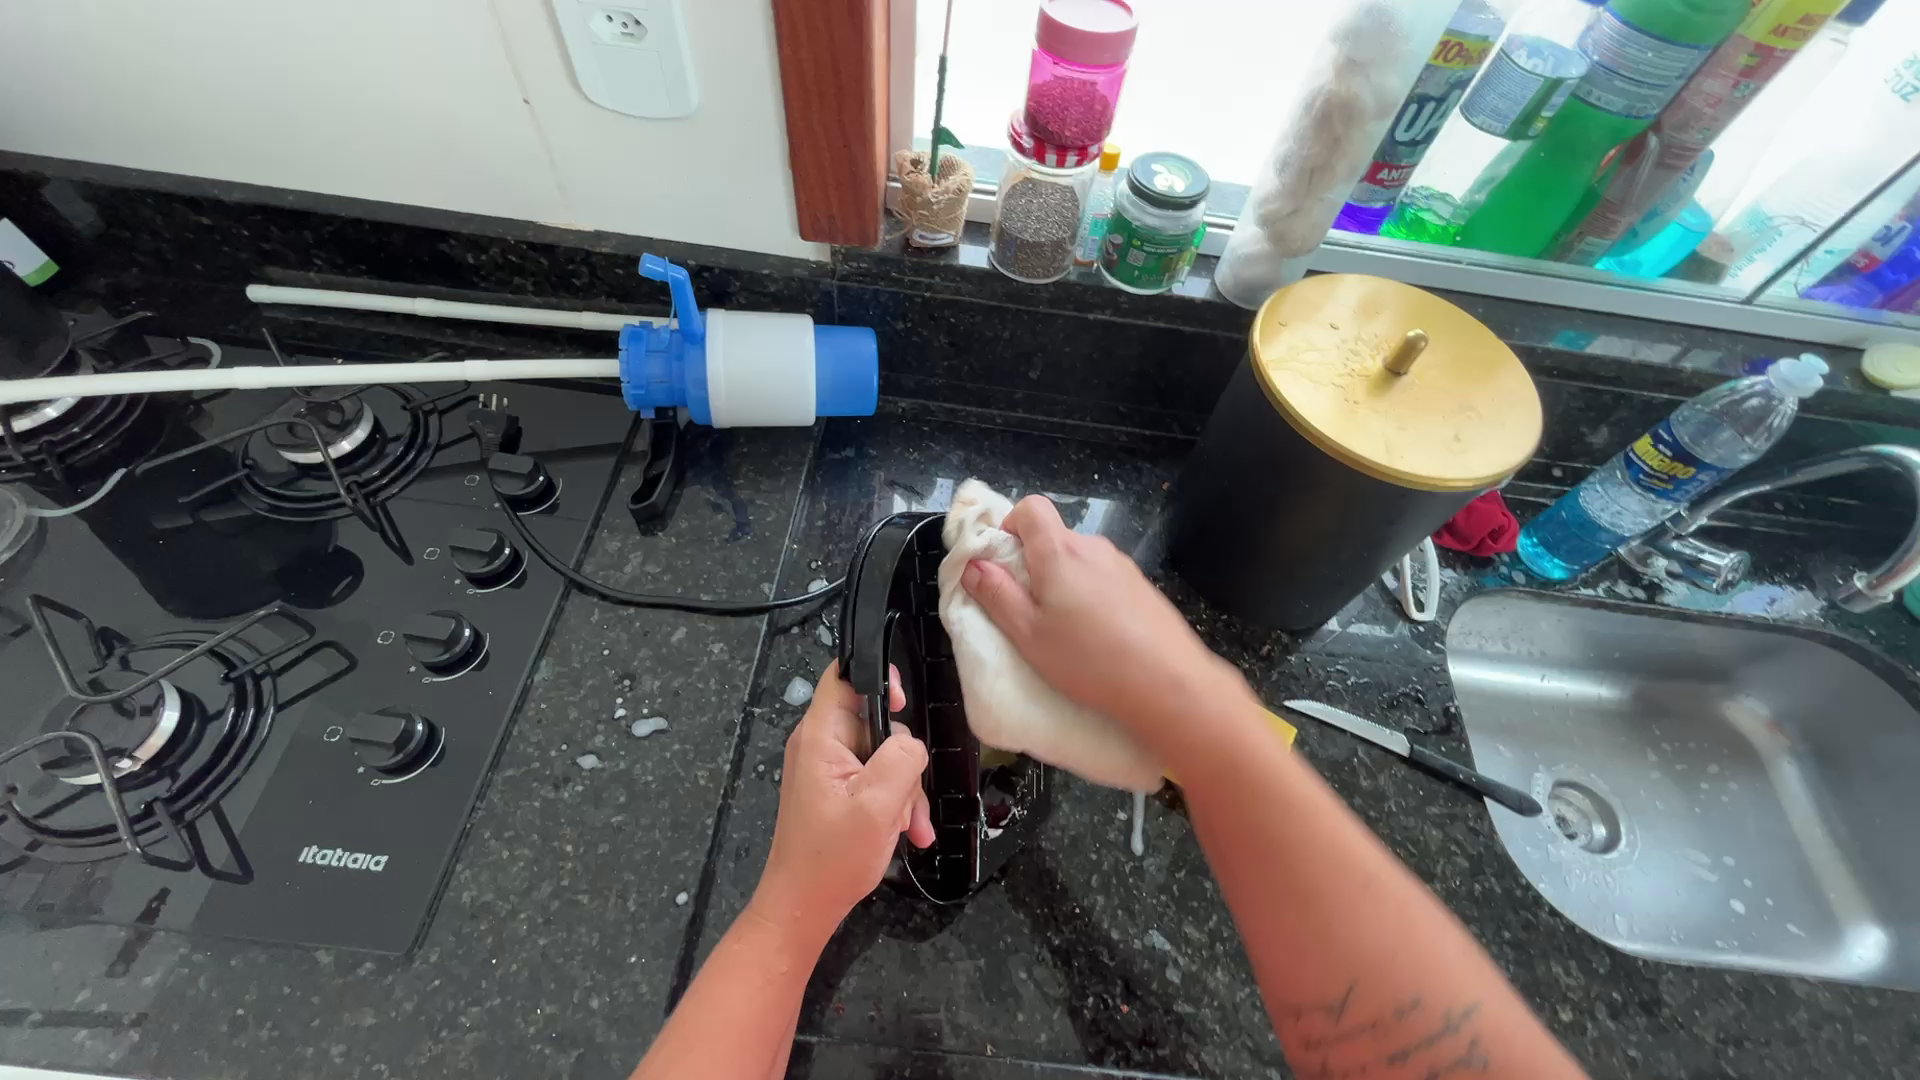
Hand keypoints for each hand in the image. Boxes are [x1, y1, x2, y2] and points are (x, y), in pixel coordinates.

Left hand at [753, 661, 934, 938]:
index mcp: (820, 736)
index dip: (877, 675)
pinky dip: (895, 803)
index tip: (903, 703)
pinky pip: (877, 779)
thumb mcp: (878, 804)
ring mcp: (830, 768)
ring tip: (911, 826)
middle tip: (909, 797)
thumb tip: (912, 743)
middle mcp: (821, 744)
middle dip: (903, 759)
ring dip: (905, 789)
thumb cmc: (833, 857)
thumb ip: (903, 758)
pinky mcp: (838, 789)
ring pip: (884, 755)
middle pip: (875, 721)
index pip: (843, 675)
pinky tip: (909, 833)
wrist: (804, 908)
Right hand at [960, 495, 1254, 750]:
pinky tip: (1098, 636)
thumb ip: (996, 594)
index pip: (1030, 507)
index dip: (1010, 526)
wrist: (1169, 685)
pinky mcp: (1143, 588)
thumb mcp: (1027, 633)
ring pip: (1079, 561)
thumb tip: (973, 564)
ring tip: (1065, 630)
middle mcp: (1093, 548)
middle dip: (1034, 564)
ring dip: (1064, 583)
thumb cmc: (1088, 660)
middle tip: (1028, 609)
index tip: (1002, 562)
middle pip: (1054, 537)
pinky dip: (1091, 597)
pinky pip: (1103, 579)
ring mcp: (1123, 566)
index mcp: (1059, 552)